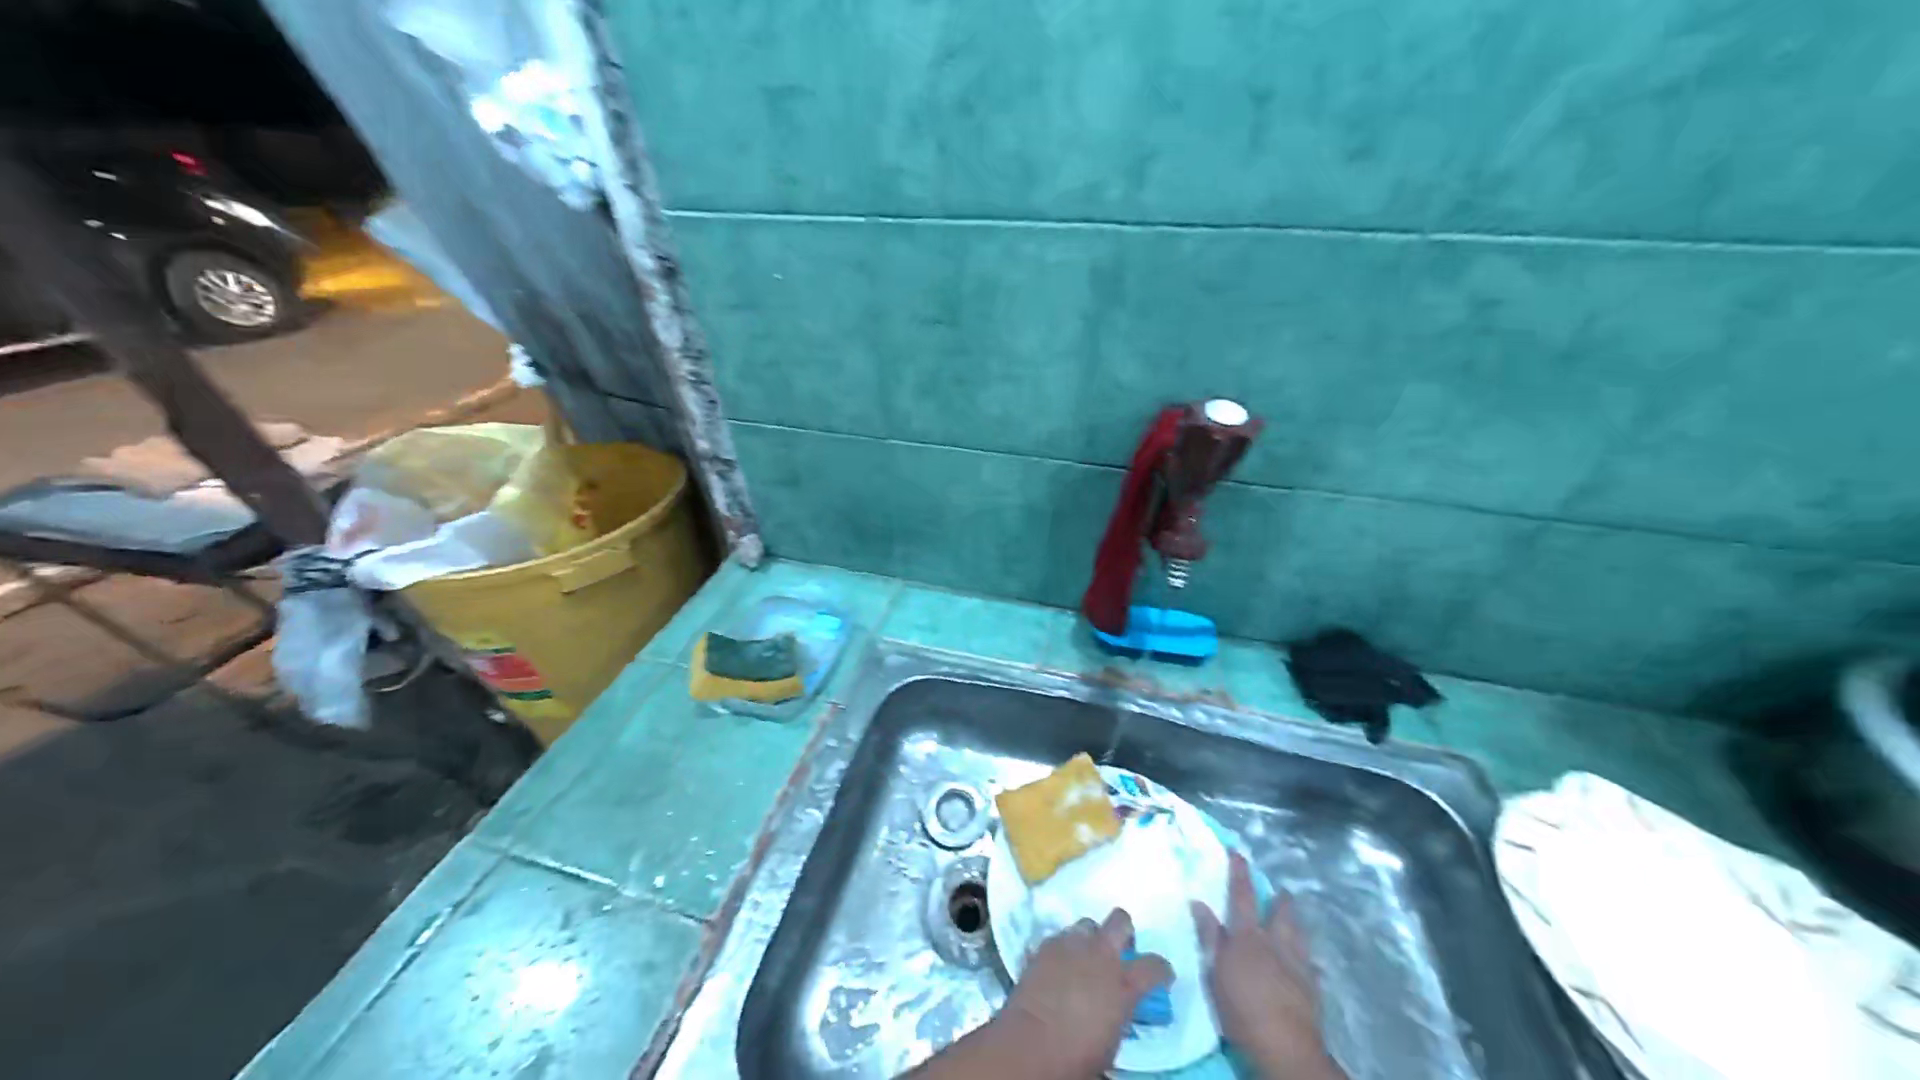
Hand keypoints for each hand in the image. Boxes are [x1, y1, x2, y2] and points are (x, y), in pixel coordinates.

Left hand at [909, 908, 1170, 1079]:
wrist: (1032, 1043)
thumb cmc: (1077, 1056)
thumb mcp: (1112, 1043)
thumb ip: (1120, 1016)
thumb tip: (1118, 1014)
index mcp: (1124, 984)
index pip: (1155, 965)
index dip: (1161, 970)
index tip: (1161, 976)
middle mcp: (1100, 955)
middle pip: (1120, 920)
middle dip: (1123, 930)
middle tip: (1120, 948)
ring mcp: (1070, 945)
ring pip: (1086, 923)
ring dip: (1089, 937)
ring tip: (1085, 955)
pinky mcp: (1044, 945)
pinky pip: (1059, 936)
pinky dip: (1063, 947)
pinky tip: (1058, 963)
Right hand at [1192, 853, 1344, 1079]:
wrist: (1285, 1048)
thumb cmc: (1240, 1008)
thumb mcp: (1214, 971)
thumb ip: (1209, 936)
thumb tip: (1199, 902)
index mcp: (1248, 937)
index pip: (1242, 896)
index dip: (1240, 873)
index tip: (1238, 853)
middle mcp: (1275, 944)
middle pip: (1280, 914)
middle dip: (1280, 900)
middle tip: (1282, 890)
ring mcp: (1298, 967)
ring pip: (1299, 936)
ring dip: (1295, 924)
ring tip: (1295, 918)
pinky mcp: (1313, 990)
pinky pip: (1312, 966)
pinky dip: (1308, 960)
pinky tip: (1311, 964)